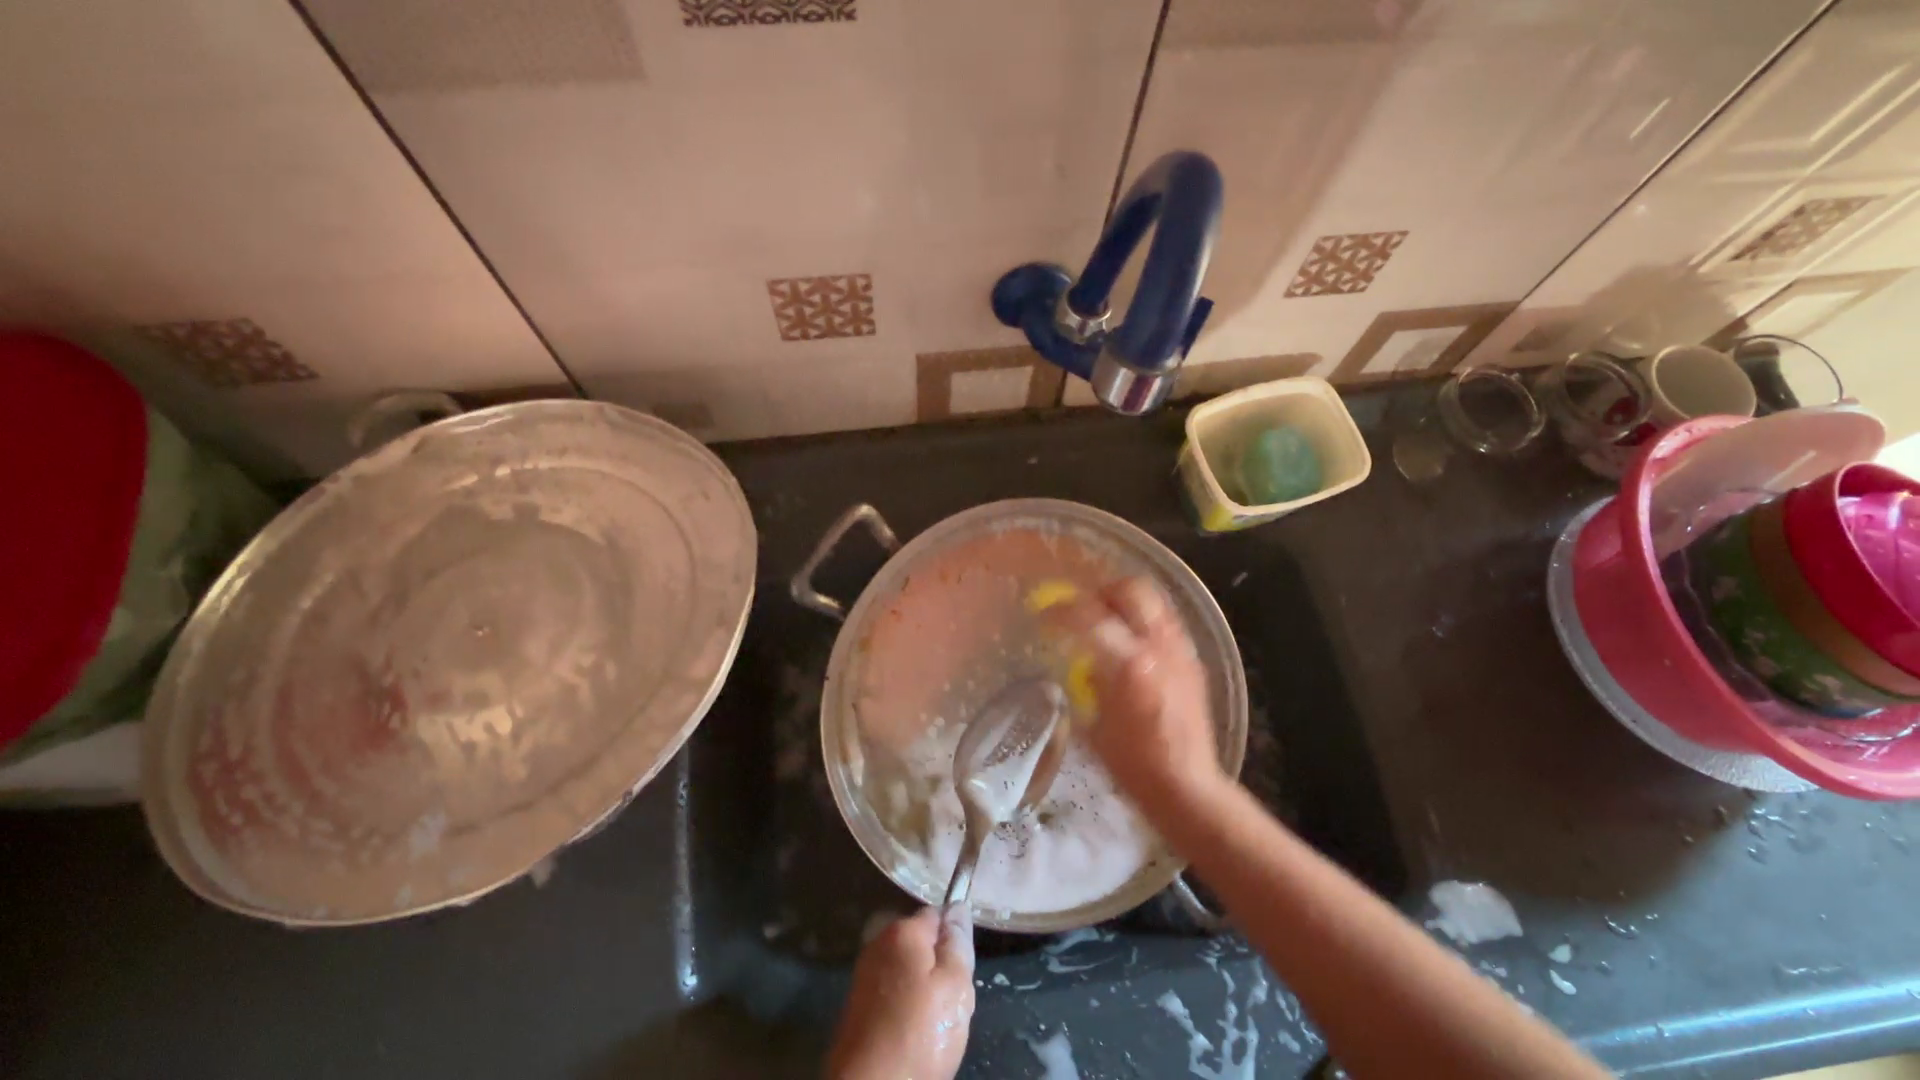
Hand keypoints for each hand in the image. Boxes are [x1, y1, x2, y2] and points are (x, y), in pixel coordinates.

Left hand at [826, 906, 975, 1079]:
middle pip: (923, 945)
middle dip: (941, 967)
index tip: (964, 969)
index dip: (956, 939)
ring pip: (910, 972)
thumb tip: (958, 907)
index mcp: (902, 932)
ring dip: (926, 991)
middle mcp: (878, 944)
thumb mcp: (955, 985)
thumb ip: (958, 944)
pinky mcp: (859, 1004)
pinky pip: (895, 993)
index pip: (938, 914)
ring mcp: (864, 975)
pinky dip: (907, 1008)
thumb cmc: (919, 1033)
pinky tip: (915, 1033)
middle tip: (953, 1001)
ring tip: (934, 1022)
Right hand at [1046, 578, 1224, 809]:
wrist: (1187, 787)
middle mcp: (1159, 647)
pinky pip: (1167, 623)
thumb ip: (1088, 683)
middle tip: (1082, 610)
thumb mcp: (1094, 724)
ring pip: (1154, 601)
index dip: (1060, 611)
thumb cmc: (1132, 765)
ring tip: (1106, 622)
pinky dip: (1145, 623)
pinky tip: (1132, 646)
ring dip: (1125, 603)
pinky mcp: (1194, 662)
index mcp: (1129, 664)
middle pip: (1130, 590)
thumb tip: (1083, 662)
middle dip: (1100, 593)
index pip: (1088, 616)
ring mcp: (1181, 651)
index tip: (1044, 617)